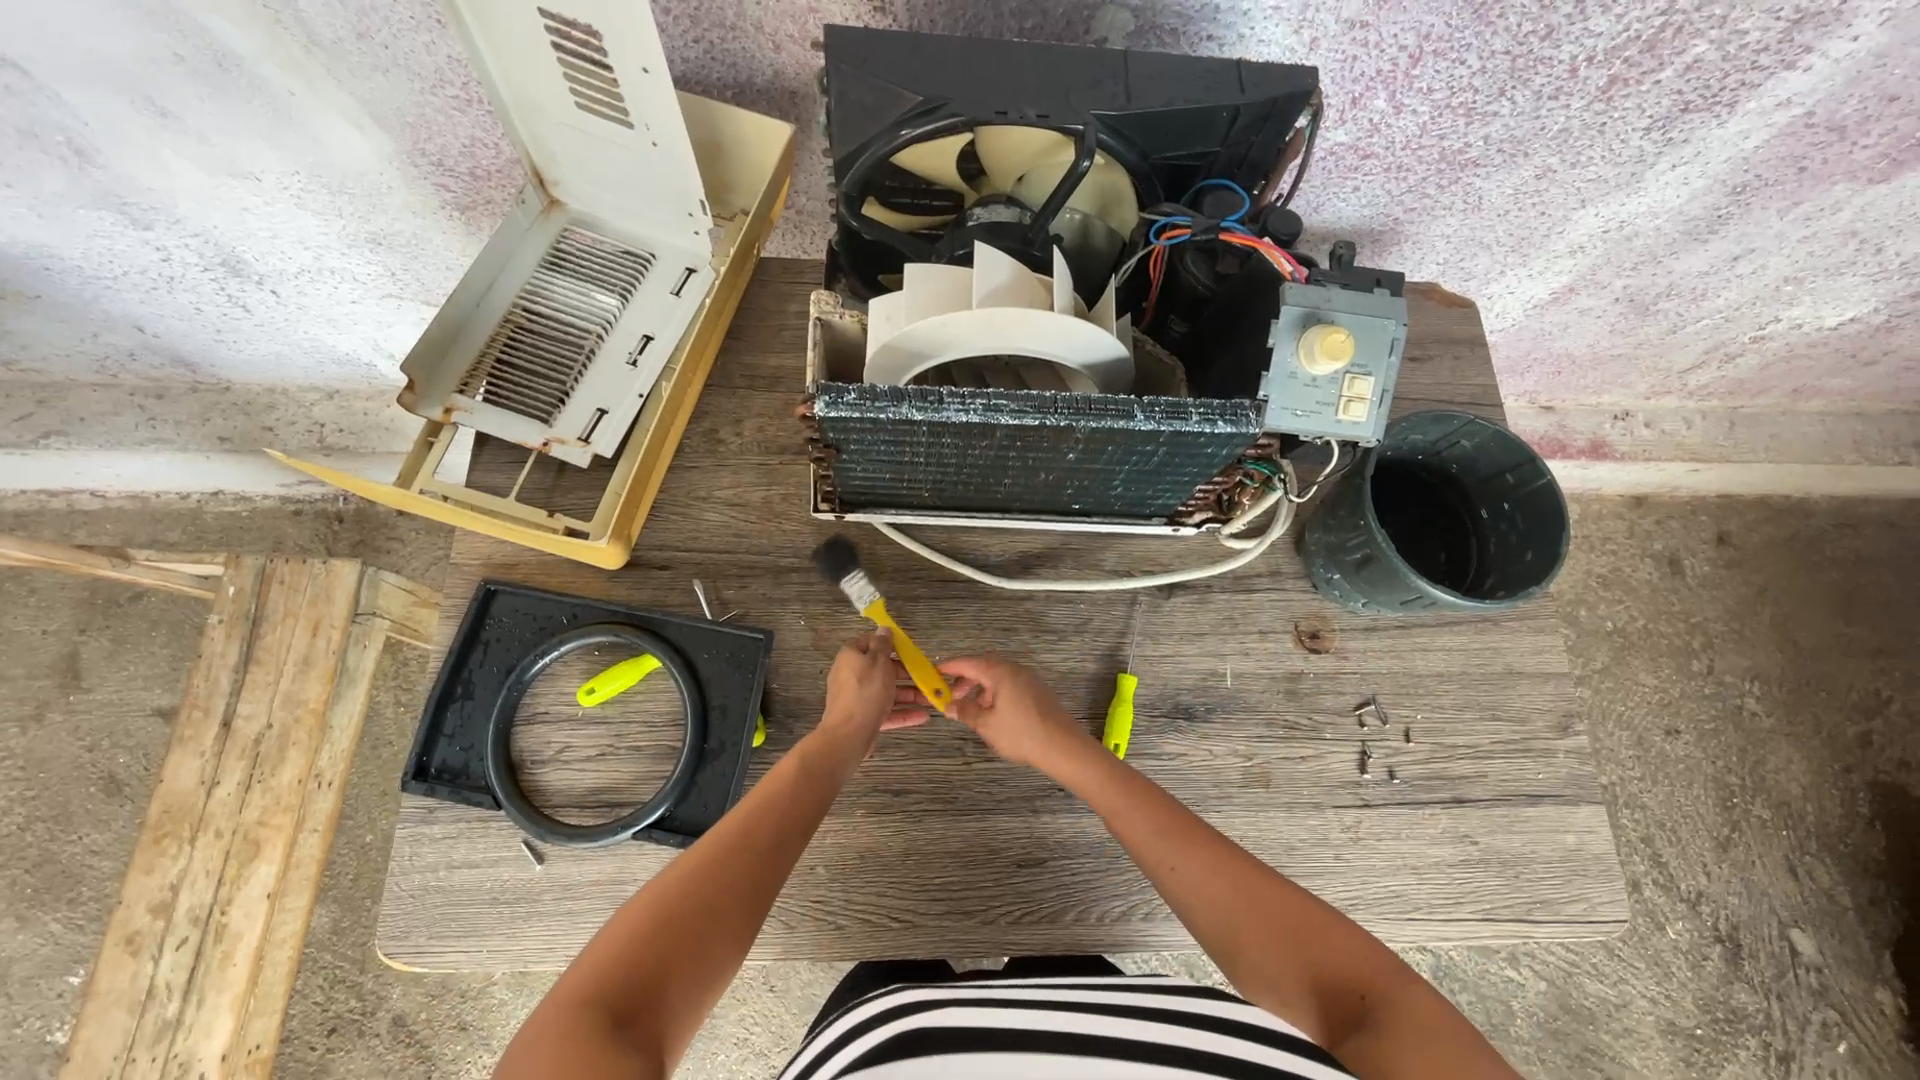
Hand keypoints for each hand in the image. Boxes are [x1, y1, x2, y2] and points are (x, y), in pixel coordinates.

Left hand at [818, 629, 929, 749]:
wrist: (849, 734)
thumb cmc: (866, 691)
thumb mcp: (878, 661)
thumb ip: (883, 644)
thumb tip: (883, 628)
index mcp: (851, 657)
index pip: (869, 642)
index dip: (889, 644)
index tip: (908, 650)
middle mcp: (852, 676)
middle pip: (882, 670)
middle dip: (907, 674)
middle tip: (927, 677)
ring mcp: (858, 699)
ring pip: (886, 693)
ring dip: (909, 695)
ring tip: (931, 699)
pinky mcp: (864, 718)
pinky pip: (886, 712)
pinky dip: (903, 713)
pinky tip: (924, 716)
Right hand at [939, 655, 1096, 771]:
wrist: (1063, 747)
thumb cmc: (1021, 733)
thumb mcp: (987, 725)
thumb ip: (966, 712)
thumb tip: (949, 706)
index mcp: (1000, 672)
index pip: (969, 663)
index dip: (949, 667)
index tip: (933, 672)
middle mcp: (1015, 670)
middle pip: (984, 666)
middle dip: (965, 679)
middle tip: (951, 695)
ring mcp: (1029, 680)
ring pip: (998, 677)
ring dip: (981, 689)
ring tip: (972, 710)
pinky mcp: (1038, 692)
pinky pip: (1010, 686)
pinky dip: (995, 694)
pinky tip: (993, 714)